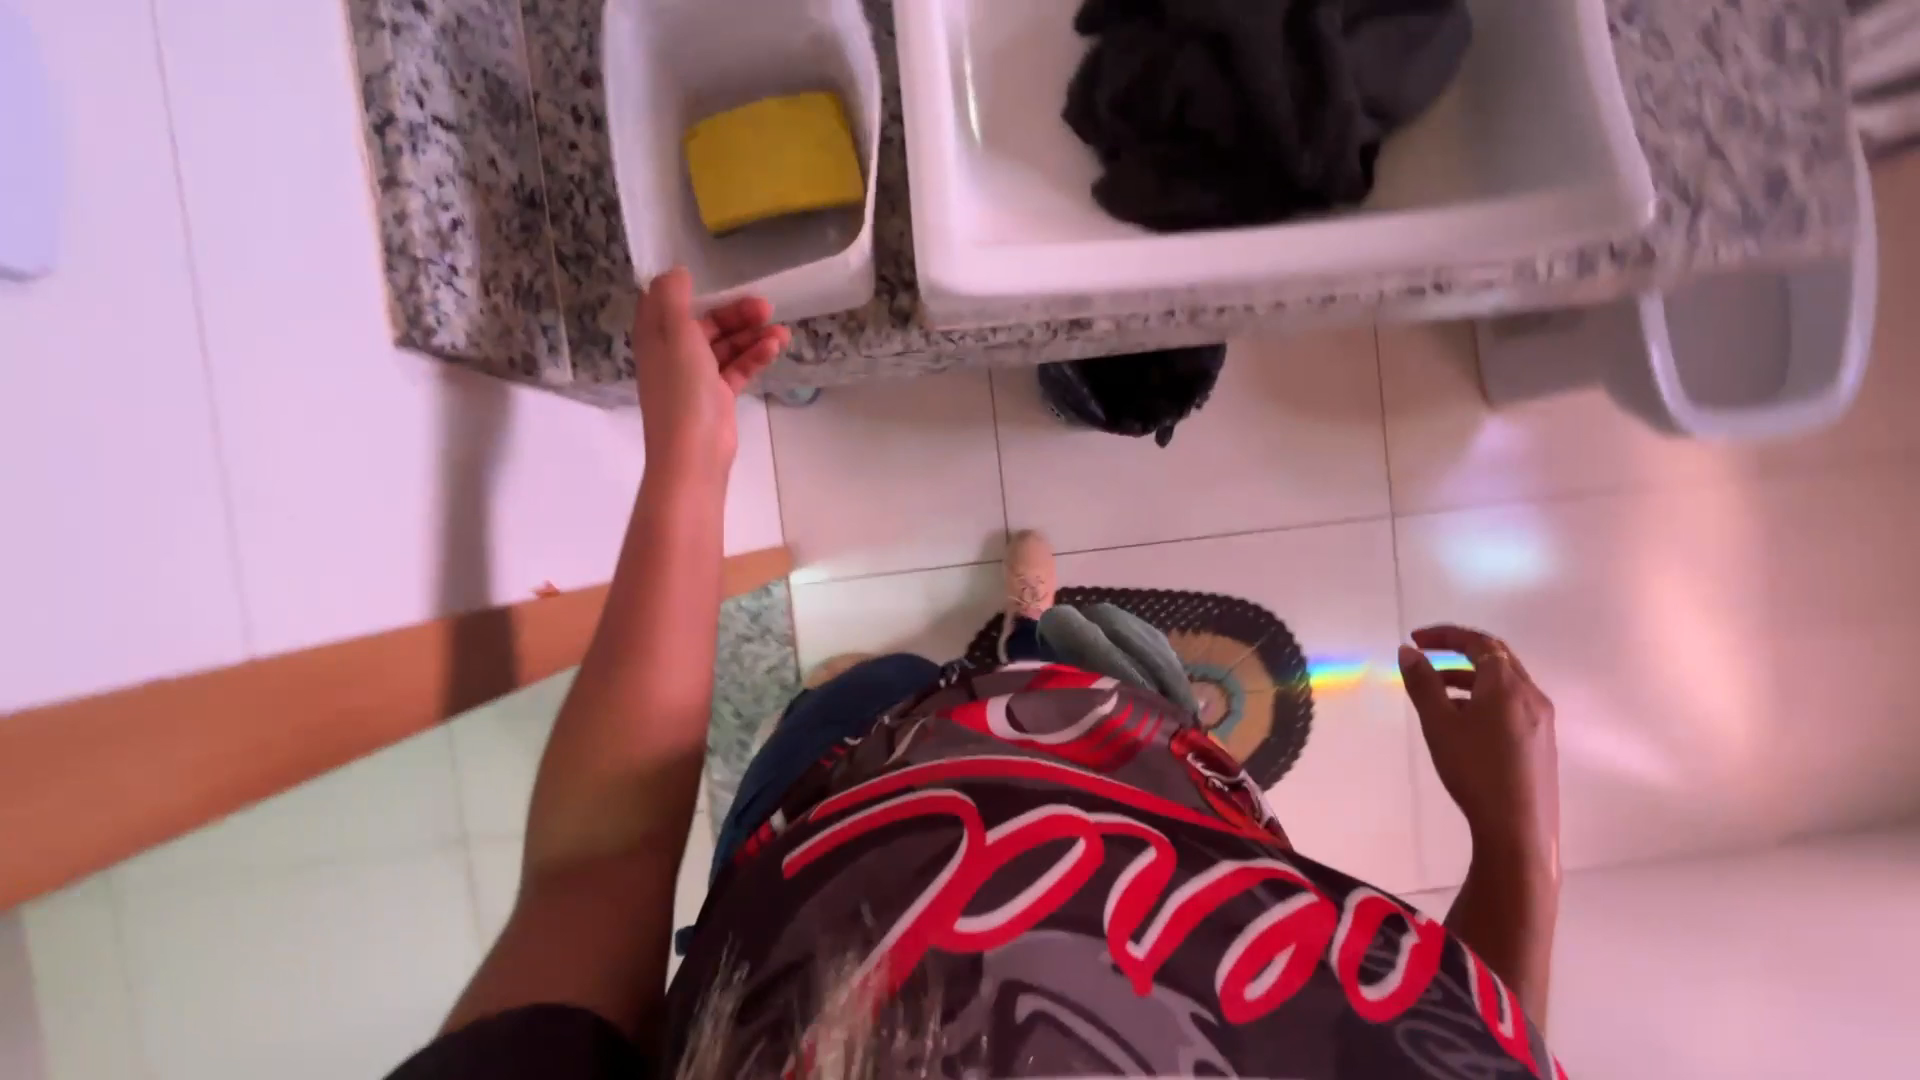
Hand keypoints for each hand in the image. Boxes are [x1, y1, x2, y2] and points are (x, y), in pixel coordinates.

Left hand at [633, 267, 790, 475]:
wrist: (693, 452)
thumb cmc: (682, 390)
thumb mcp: (675, 334)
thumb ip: (674, 297)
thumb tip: (677, 272)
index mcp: (655, 335)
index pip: (670, 301)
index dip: (695, 289)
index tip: (724, 280)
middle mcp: (673, 352)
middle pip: (706, 322)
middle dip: (735, 313)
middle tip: (767, 308)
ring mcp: (697, 375)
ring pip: (726, 346)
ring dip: (752, 336)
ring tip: (782, 333)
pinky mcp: (718, 395)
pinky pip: (738, 367)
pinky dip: (755, 357)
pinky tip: (774, 349)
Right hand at [1398, 626, 1559, 875]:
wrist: (1518, 827)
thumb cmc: (1474, 768)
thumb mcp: (1438, 723)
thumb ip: (1423, 683)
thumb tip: (1409, 652)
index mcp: (1507, 686)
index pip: (1480, 643)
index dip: (1446, 634)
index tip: (1416, 639)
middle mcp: (1531, 696)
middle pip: (1497, 658)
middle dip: (1459, 650)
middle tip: (1425, 654)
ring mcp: (1542, 720)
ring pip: (1504, 682)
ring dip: (1469, 676)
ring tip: (1436, 691)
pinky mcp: (1541, 741)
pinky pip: (1511, 703)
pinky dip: (1483, 696)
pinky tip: (1462, 721)